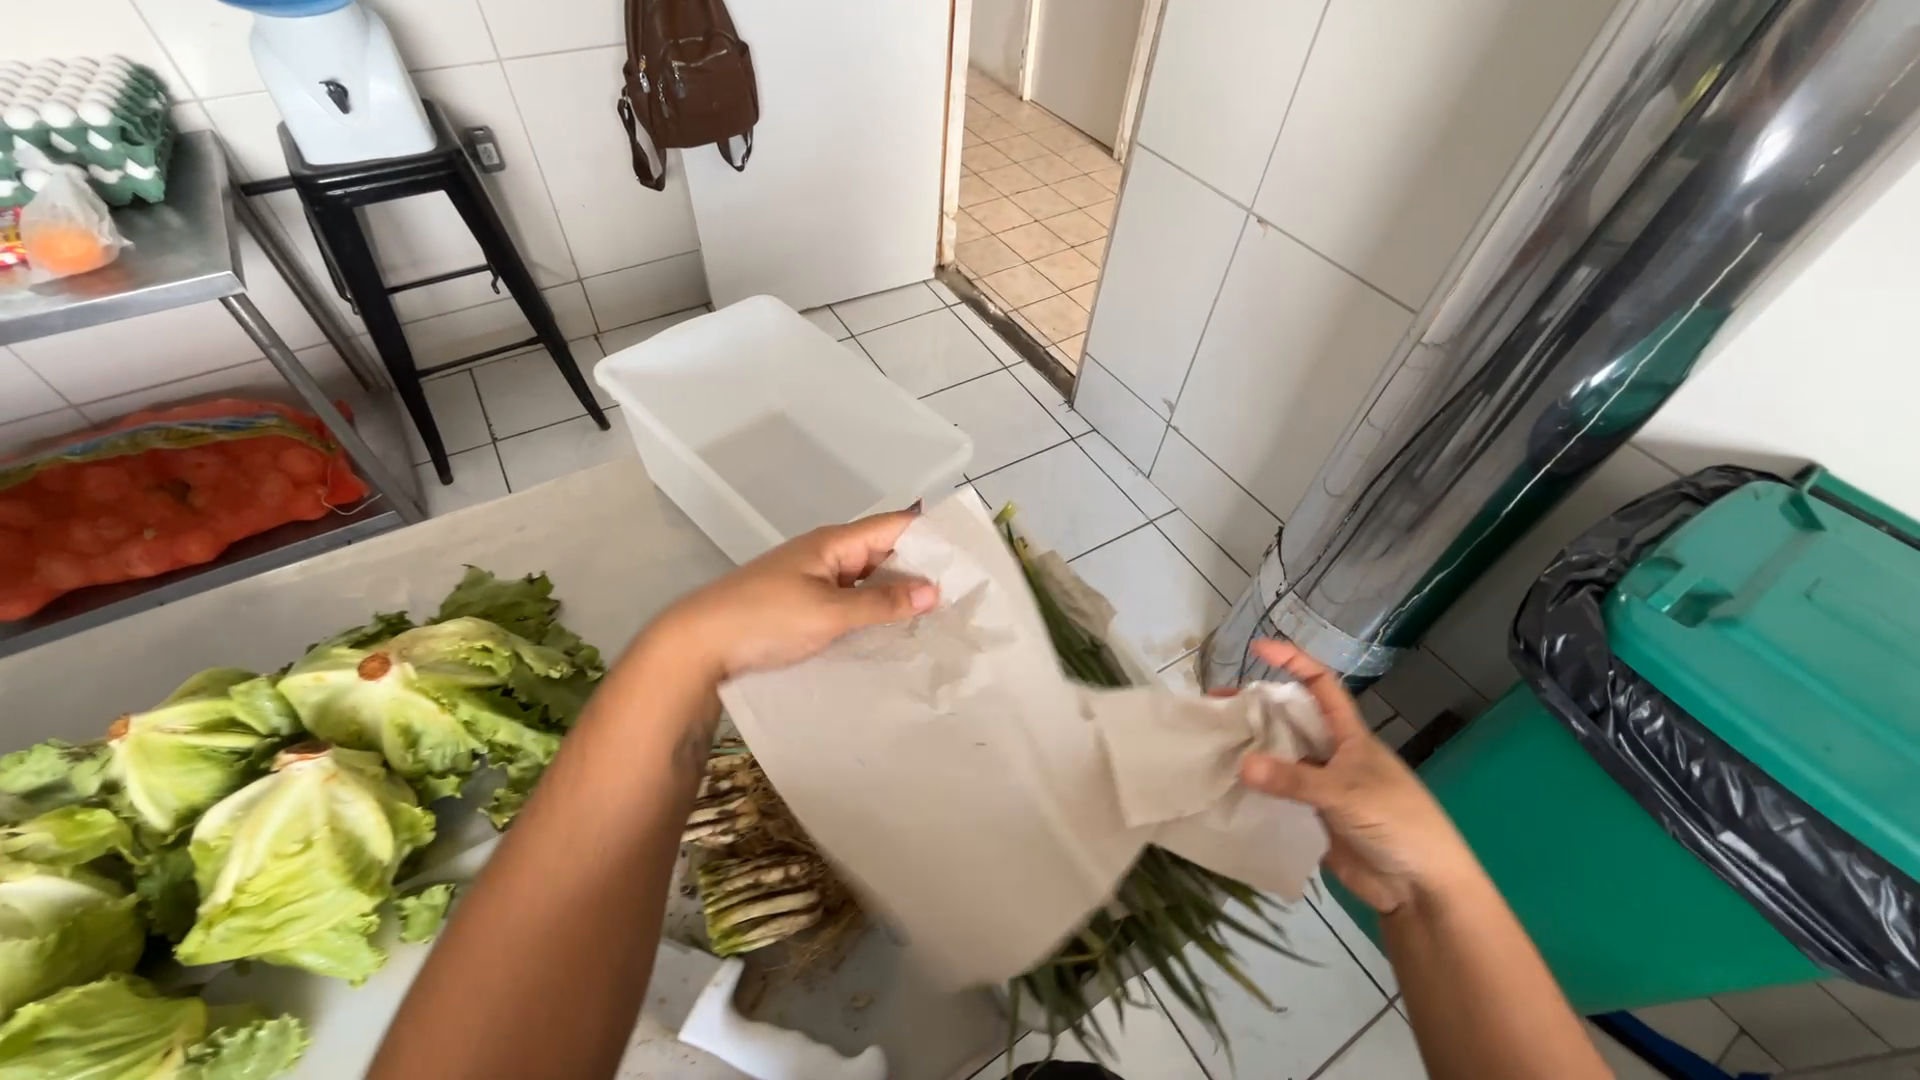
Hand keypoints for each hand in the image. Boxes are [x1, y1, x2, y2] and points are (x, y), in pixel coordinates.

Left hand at [659, 510, 938, 682]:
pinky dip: (874, 612)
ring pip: (869, 580)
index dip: (932, 535)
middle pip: (885, 552)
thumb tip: (933, 590)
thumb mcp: (828, 612)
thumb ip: (881, 602)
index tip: (970, 554)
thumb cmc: (764, 618)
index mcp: (834, 543)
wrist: (698, 643)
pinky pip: (851, 601)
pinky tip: (894, 632)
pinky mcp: (805, 606)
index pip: (896, 525)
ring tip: (941, 615)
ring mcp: (815, 581)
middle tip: (965, 593)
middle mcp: (828, 555)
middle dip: (922, 569)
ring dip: (898, 594)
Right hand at [1237, 641, 1476, 915]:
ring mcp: (1321, 785)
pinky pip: (1277, 793)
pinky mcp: (1312, 816)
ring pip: (1279, 756)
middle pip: (1290, 720)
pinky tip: (1228, 785)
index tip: (1258, 649)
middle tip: (1214, 707)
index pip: (1320, 685)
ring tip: (1212, 743)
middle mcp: (1332, 754)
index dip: (1293, 661)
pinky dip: (1254, 787)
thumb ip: (1294, 779)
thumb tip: (1242, 764)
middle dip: (1255, 708)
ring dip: (1250, 748)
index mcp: (1349, 736)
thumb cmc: (1398, 823)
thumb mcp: (1346, 794)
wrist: (1421, 887)